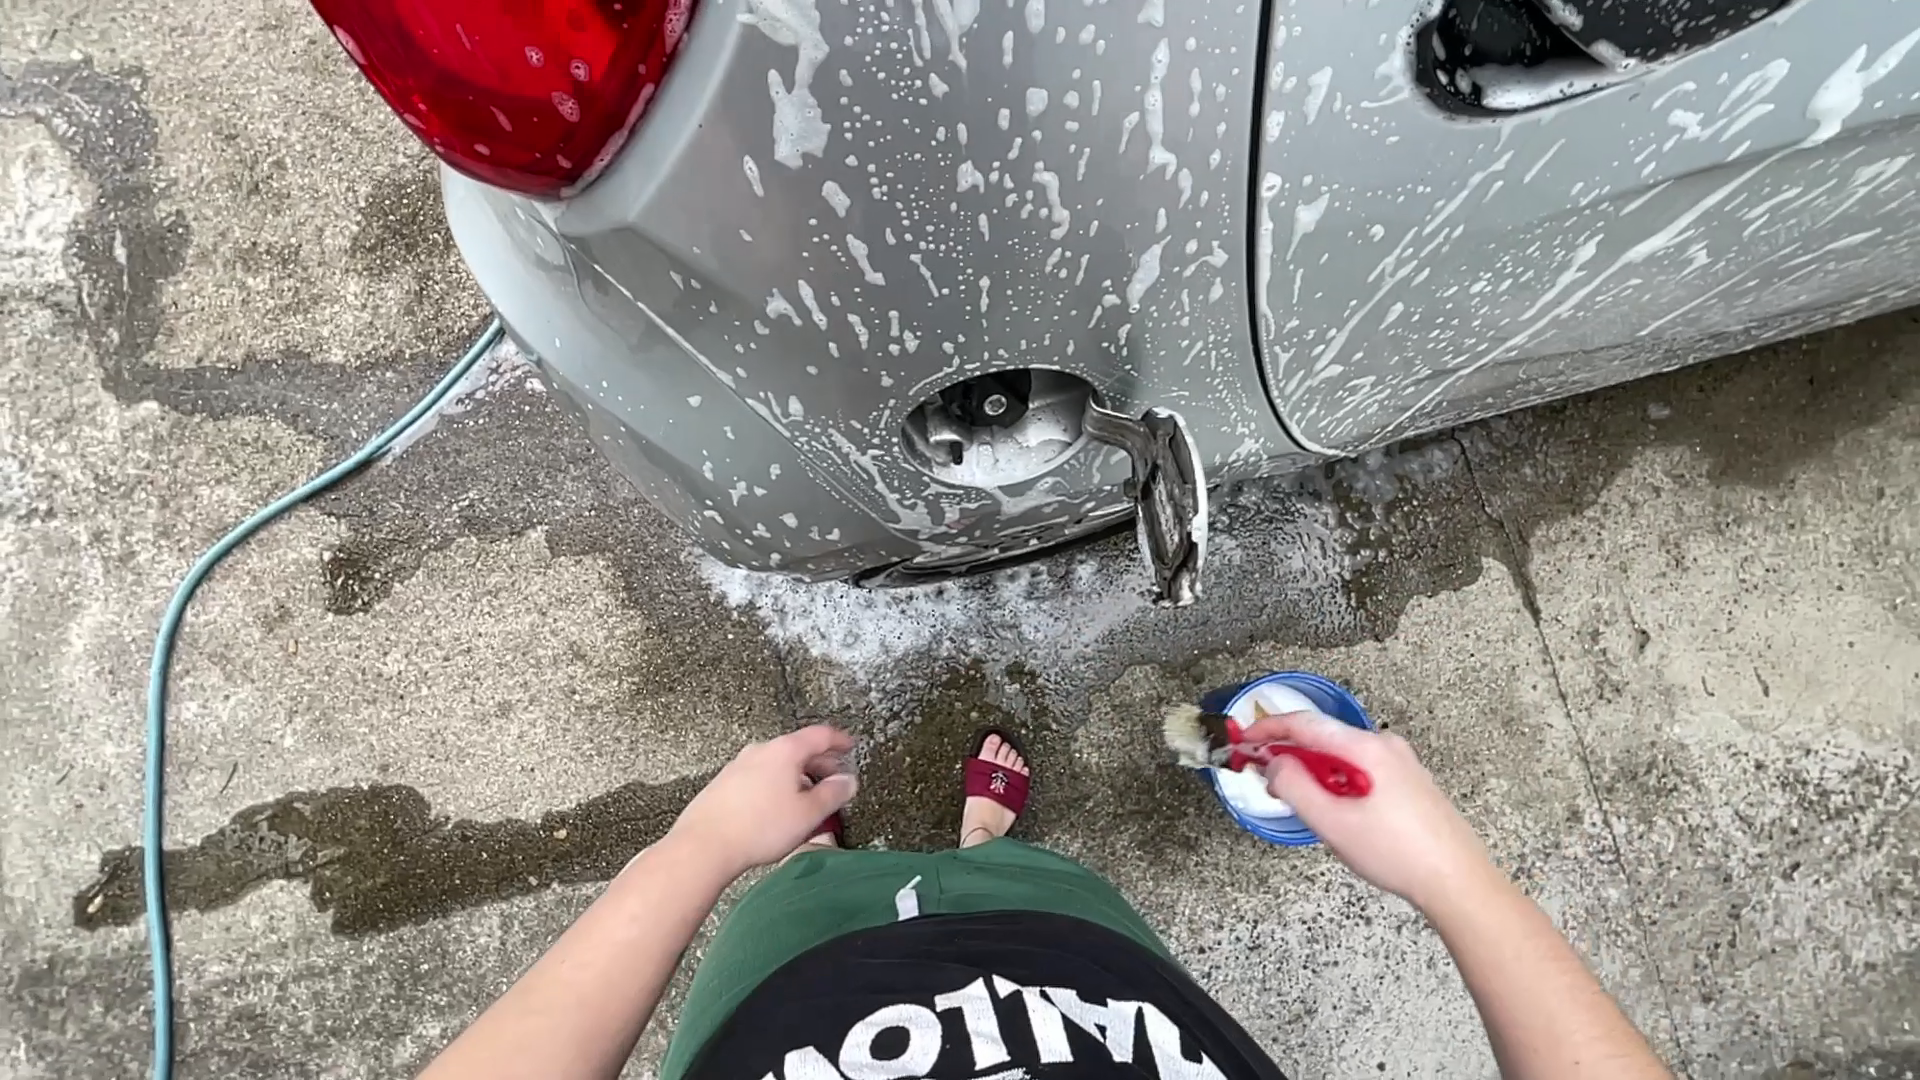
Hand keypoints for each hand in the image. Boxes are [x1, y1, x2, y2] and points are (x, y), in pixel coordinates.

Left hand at [664, 725, 857, 877]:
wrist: (703, 847)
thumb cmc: (757, 828)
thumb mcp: (808, 814)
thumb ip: (833, 794)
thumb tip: (847, 782)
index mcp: (785, 751)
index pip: (820, 735)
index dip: (839, 740)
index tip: (849, 745)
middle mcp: (761, 751)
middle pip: (798, 749)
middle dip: (820, 764)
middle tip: (834, 779)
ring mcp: (739, 766)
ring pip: (777, 764)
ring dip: (797, 777)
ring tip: (807, 801)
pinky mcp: (724, 785)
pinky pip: (759, 777)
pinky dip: (776, 786)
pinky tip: (777, 810)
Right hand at [1241, 711, 1494, 909]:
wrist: (1462, 886)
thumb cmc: (1397, 854)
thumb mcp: (1332, 823)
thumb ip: (1293, 786)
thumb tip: (1273, 763)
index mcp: (1366, 748)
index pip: (1305, 723)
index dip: (1268, 728)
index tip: (1244, 740)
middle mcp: (1385, 746)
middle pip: (1323, 736)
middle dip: (1289, 753)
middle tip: (1267, 778)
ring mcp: (1401, 763)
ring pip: (1340, 754)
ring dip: (1313, 770)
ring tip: (1300, 801)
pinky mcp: (1409, 782)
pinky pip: (1359, 767)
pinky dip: (1335, 778)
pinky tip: (1335, 809)